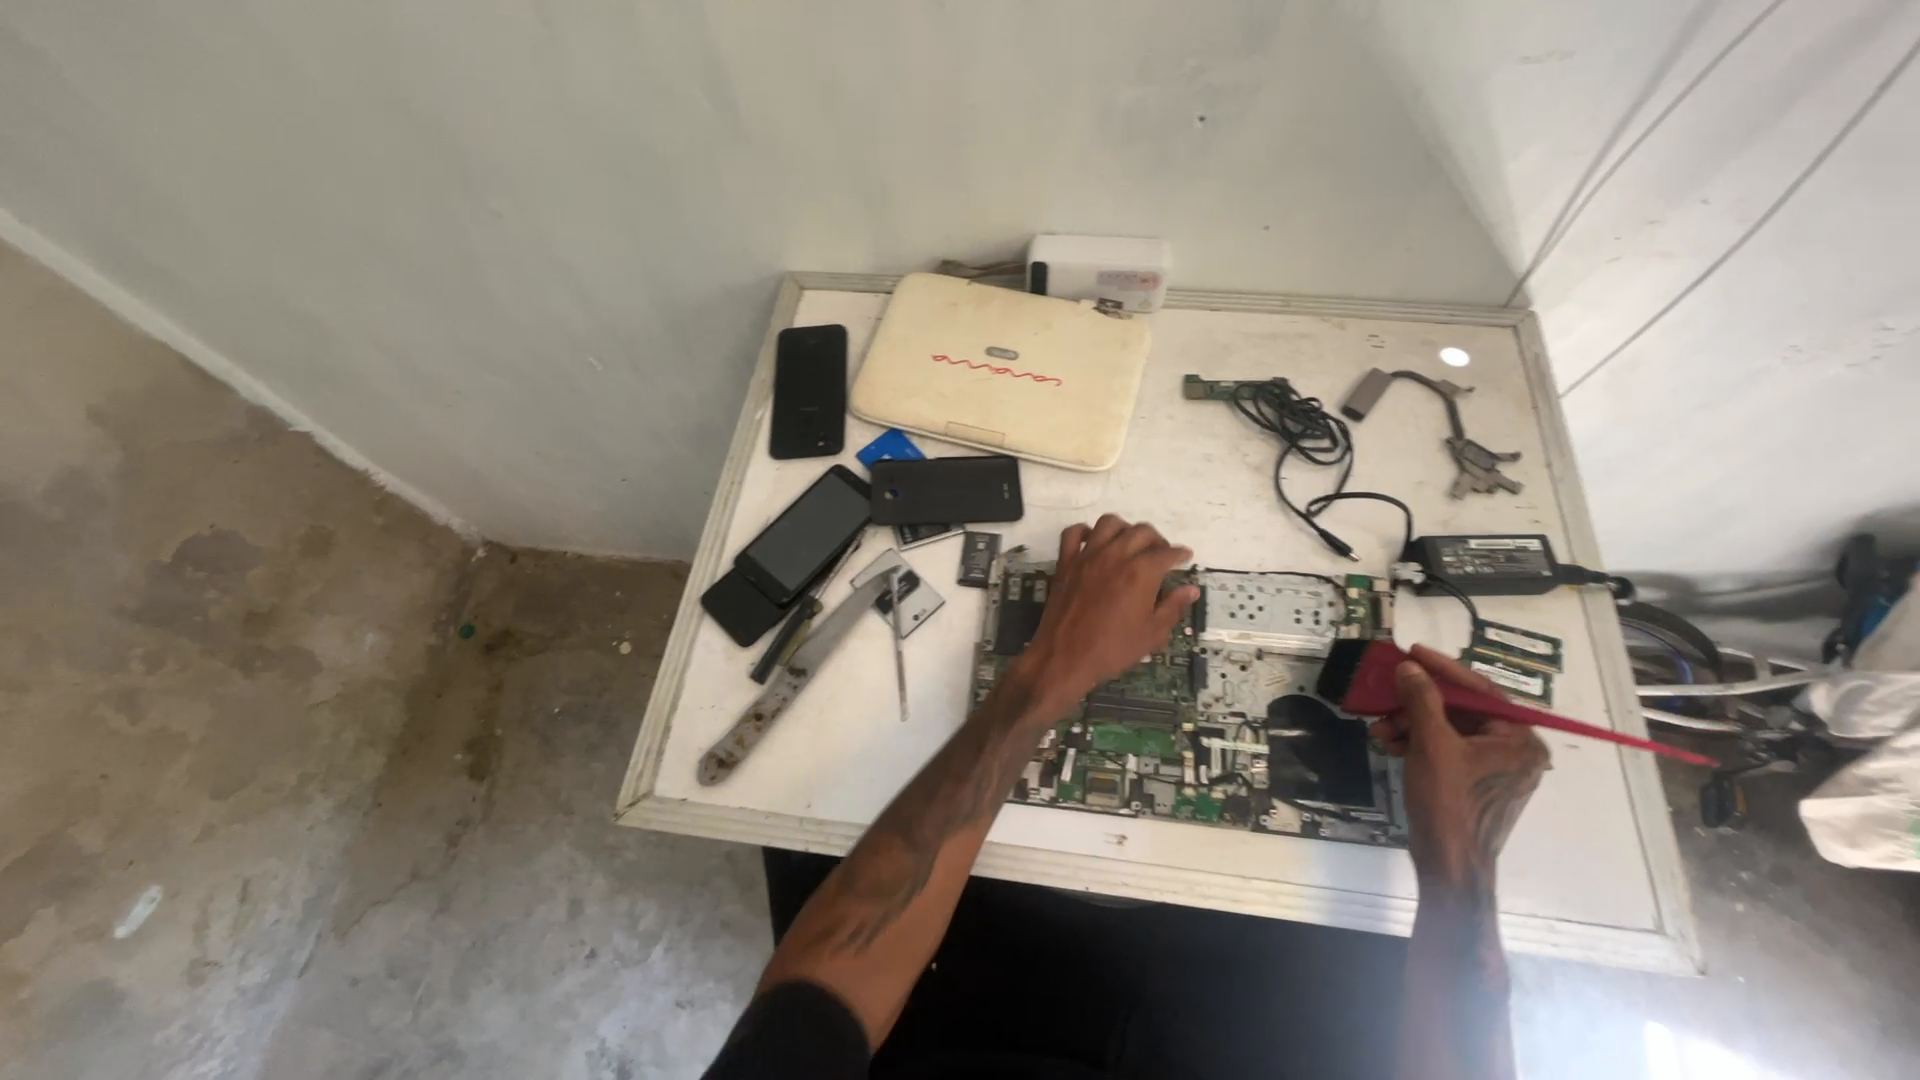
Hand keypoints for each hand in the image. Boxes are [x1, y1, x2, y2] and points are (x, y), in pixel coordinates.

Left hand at [1006, 514, 1200, 720]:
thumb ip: (1173, 607)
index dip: (1179, 554)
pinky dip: (1085, 532)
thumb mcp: (1152, 634)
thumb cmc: (1112, 649)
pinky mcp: (1065, 562)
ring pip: (1109, 523)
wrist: (1065, 658)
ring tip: (1130, 544)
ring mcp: (1087, 556)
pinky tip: (1094, 542)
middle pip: (1141, 532)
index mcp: (1141, 572)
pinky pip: (1073, 533)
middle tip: (1160, 555)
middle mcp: (1115, 555)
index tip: (1184, 557)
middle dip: (1157, 540)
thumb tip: (1191, 589)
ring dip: (1125, 529)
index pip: (1167, 552)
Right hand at [1368, 644, 1549, 893]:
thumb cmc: (1449, 802)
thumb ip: (1422, 700)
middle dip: (1417, 704)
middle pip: (1460, 710)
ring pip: (1447, 730)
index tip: (1413, 653)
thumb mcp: (1432, 744)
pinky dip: (1417, 743)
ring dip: (1410, 725)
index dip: (1444, 669)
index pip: (1481, 690)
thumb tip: (1410, 667)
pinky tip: (1390, 745)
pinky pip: (1445, 750)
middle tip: (1386, 696)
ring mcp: (1494, 769)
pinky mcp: (1474, 783)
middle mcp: (1513, 751)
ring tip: (1380, 730)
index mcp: (1518, 739)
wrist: (1449, 864)